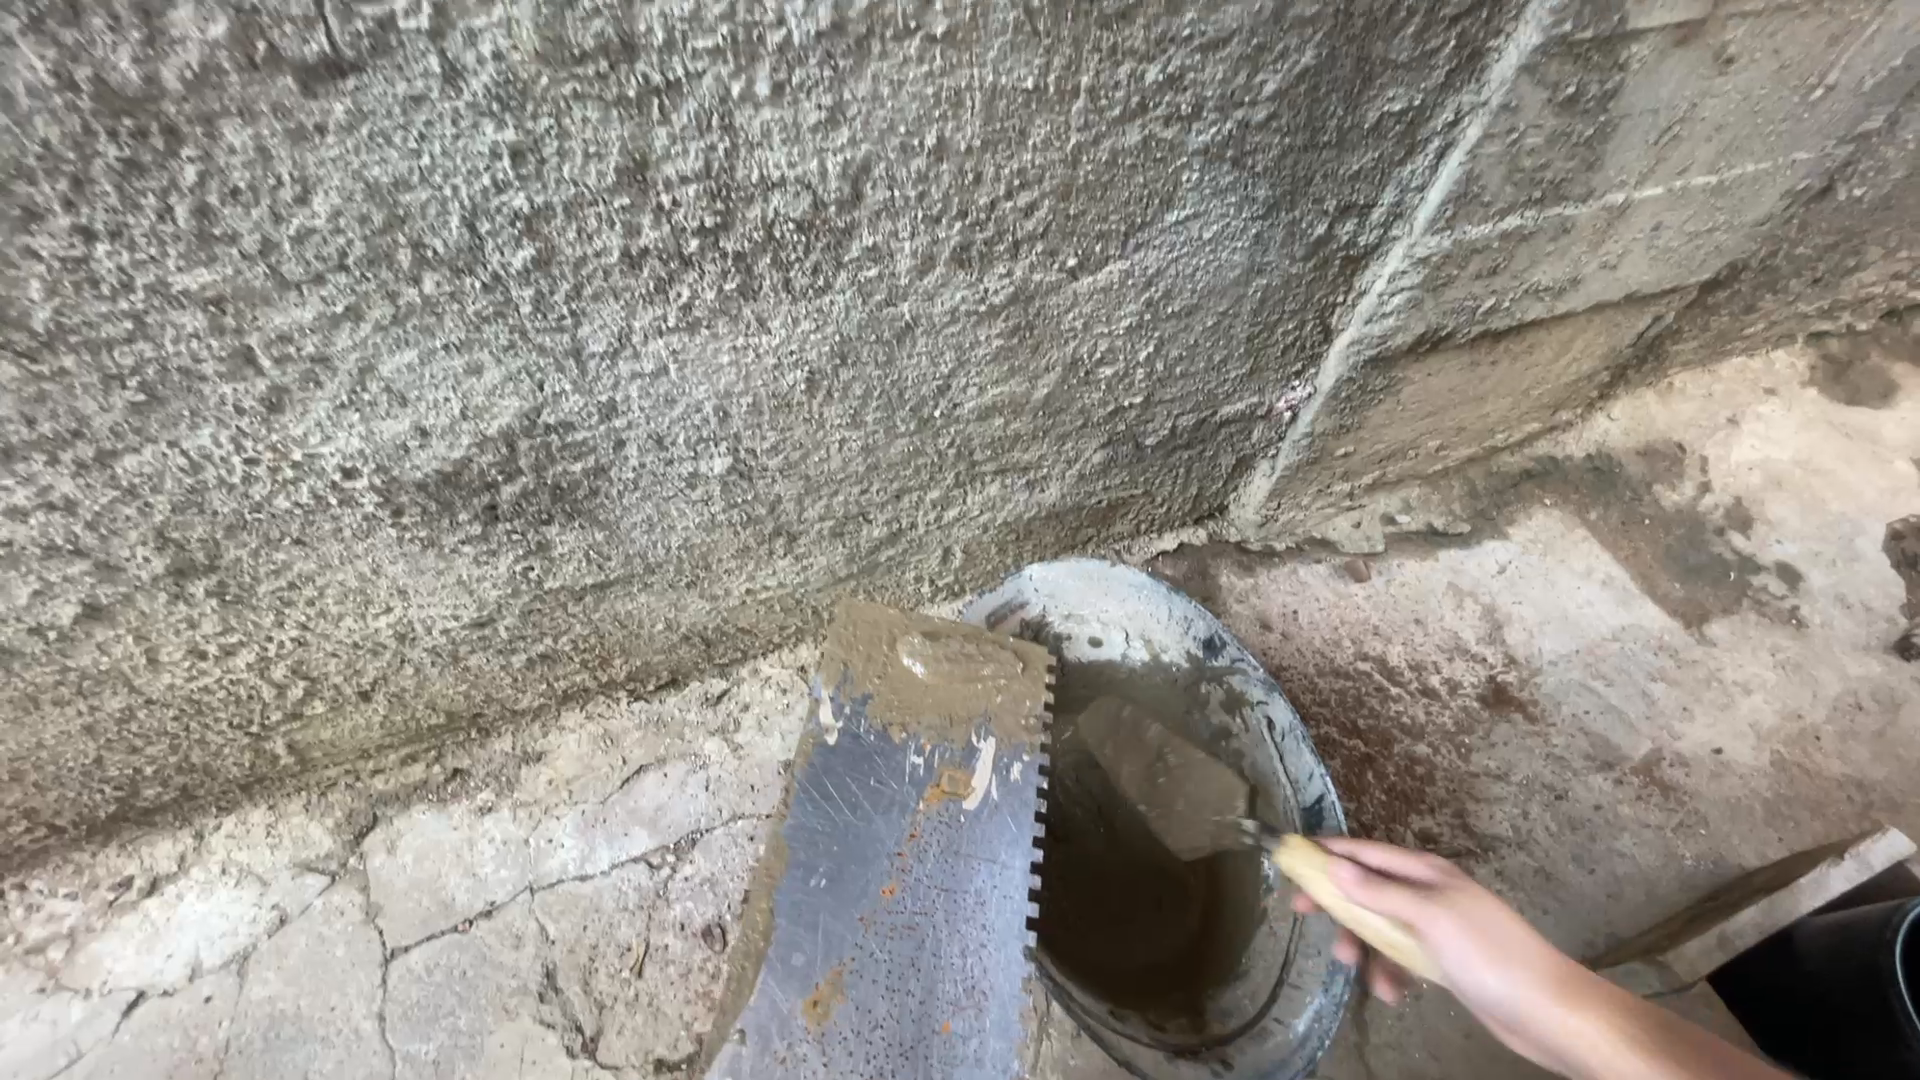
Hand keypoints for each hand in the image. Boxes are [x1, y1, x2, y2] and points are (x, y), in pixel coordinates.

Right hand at [1289, 838, 1599, 1072]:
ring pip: (1378, 926)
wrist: (1553, 1014)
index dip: (1325, 853)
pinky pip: (1399, 957)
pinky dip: (1388, 972)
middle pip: (1365, 888)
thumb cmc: (1489, 954)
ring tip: (1357, 970)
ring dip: (1363, 947)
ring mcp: (1434, 926)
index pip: (1363, 851)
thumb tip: (1331, 864)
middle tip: (1305, 916)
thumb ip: (1377, 891)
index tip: (1290, 861)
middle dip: (1337, 904)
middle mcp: (1426, 892)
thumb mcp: (1429, 916)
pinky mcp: (1442, 960)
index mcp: (1424, 871)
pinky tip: (1391, 992)